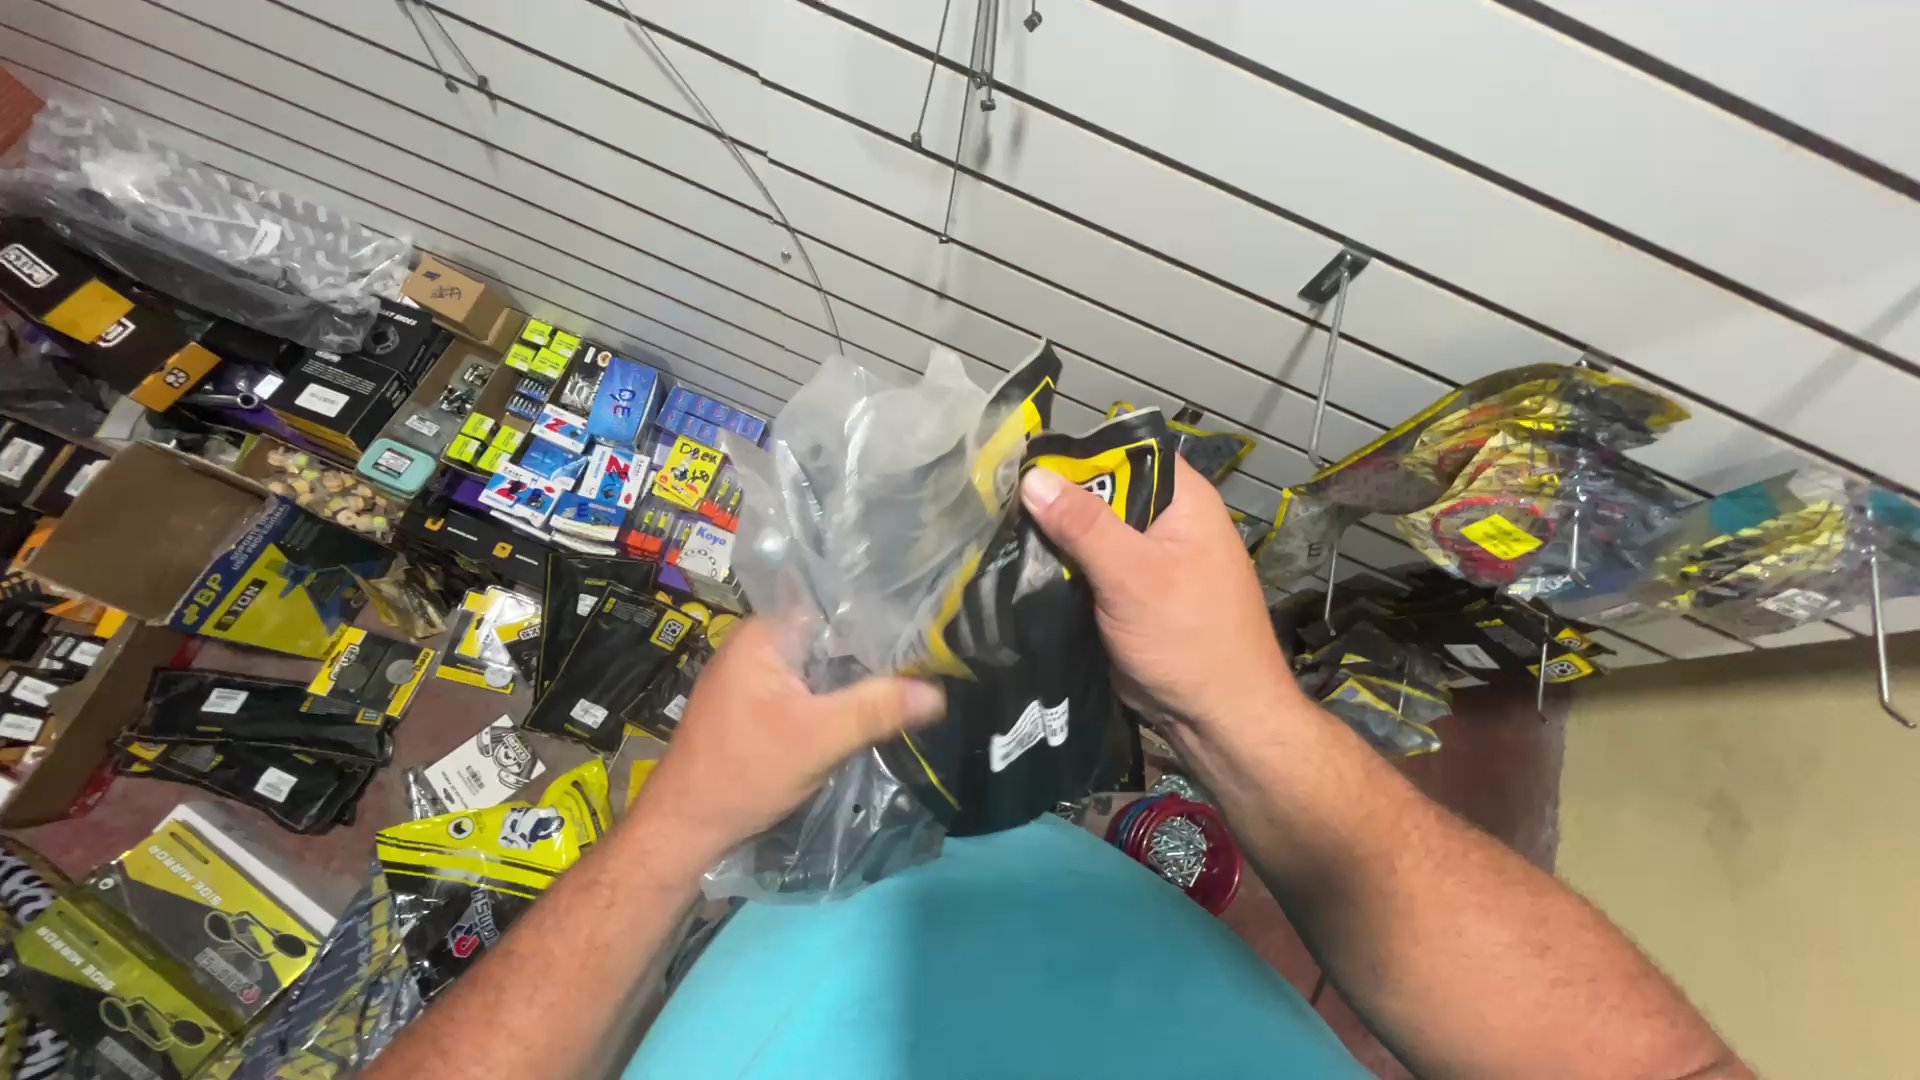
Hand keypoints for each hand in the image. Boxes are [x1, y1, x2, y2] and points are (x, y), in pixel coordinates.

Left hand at [631, 617, 944, 864]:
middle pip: (833, 633)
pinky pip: (812, 685)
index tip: (926, 624)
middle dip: (876, 647)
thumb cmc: (743, 773)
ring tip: (914, 674)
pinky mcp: (761, 702)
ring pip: (824, 662)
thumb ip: (877, 709)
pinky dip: (840, 693)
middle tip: (930, 653)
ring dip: (859, 674)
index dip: (882, 613)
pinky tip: (872, 703)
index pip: (836, 603)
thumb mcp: (818, 739)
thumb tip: (939, 691)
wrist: (683, 829)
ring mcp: (759, 673)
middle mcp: (760, 642)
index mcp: (766, 632)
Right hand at [1021, 457, 1299, 734]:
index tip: (1021, 466)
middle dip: (1054, 501)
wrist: (1216, 718)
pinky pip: (1086, 568)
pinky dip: (1059, 570)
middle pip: (1099, 492)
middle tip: (999, 507)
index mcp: (1181, 499)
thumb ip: (1084, 525)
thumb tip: (1033, 478)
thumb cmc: (1190, 639)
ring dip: (1052, 539)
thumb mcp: (1134, 575)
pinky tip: (1020, 570)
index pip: (1122, 451)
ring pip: (1088, 533)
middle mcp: (1163, 520)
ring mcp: (1143, 559)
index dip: (1074, 454)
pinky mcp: (1125, 593)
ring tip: (999, 536)